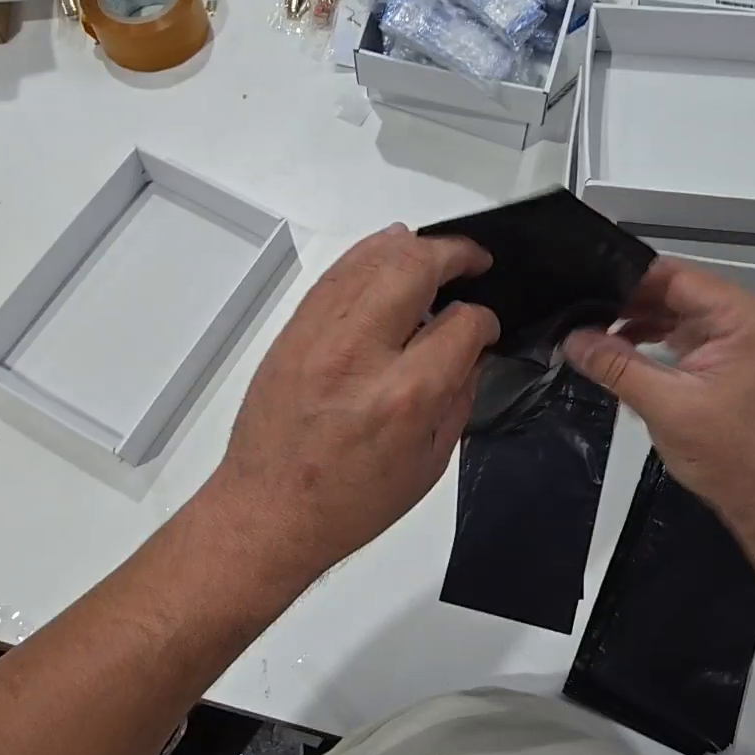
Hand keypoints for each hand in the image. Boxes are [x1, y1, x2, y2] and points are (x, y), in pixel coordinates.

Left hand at [211, 225, 497, 578]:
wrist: (270, 509)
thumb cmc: (350, 500)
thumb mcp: (429, 463)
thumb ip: (458, 398)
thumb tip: (472, 352)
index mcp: (404, 395)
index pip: (462, 324)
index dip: (484, 321)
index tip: (485, 327)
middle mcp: (360, 353)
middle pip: (415, 266)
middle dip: (456, 254)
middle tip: (475, 260)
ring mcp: (320, 335)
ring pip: (372, 257)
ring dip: (413, 245)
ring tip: (436, 253)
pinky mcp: (293, 331)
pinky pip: (336, 272)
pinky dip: (369, 255)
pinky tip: (389, 256)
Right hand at [563, 259, 754, 521]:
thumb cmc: (725, 450)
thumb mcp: (664, 404)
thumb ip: (616, 366)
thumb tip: (571, 339)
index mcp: (738, 316)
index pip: (673, 276)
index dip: (626, 280)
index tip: (582, 286)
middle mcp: (737, 315)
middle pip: (670, 289)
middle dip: (624, 300)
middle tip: (575, 308)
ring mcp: (728, 334)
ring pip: (669, 308)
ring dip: (631, 319)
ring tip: (586, 326)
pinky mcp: (716, 354)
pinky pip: (674, 330)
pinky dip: (644, 336)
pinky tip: (612, 347)